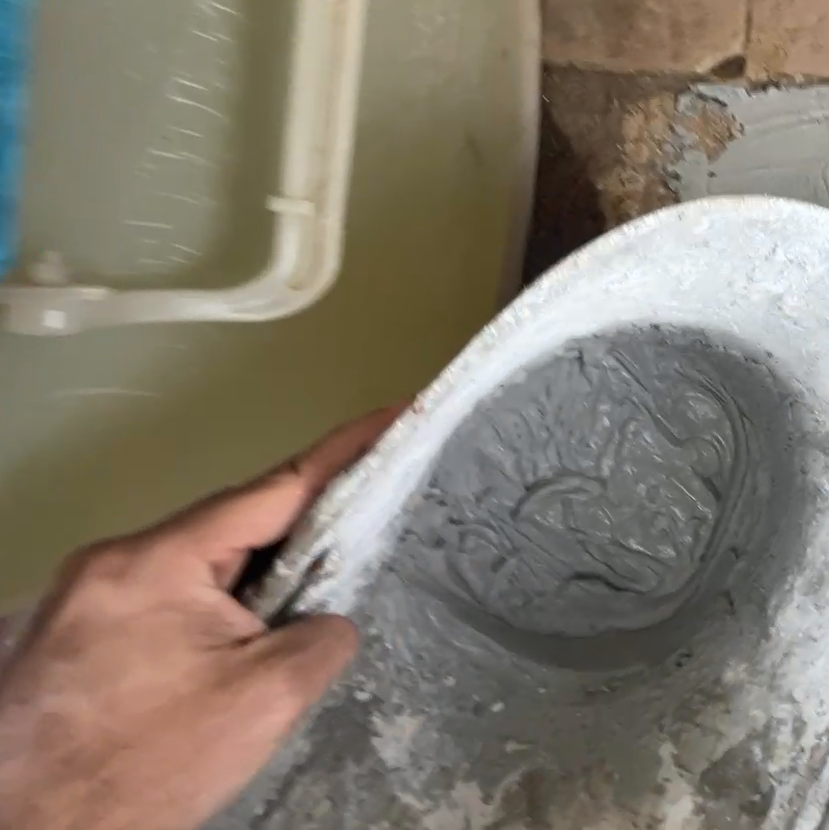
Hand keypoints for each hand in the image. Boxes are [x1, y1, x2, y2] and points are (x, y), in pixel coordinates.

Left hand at [0, 408, 397, 829]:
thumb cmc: (148, 765)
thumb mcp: (273, 690)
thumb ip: (327, 628)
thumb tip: (321, 617)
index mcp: (156, 563)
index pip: (277, 488)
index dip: (347, 448)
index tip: (397, 413)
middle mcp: (113, 566)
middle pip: (241, 521)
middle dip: (312, 519)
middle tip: (379, 510)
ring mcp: (87, 601)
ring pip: (212, 559)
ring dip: (272, 566)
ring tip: (324, 581)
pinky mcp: (81, 637)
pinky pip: (184, 592)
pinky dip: (236, 595)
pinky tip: (262, 623)